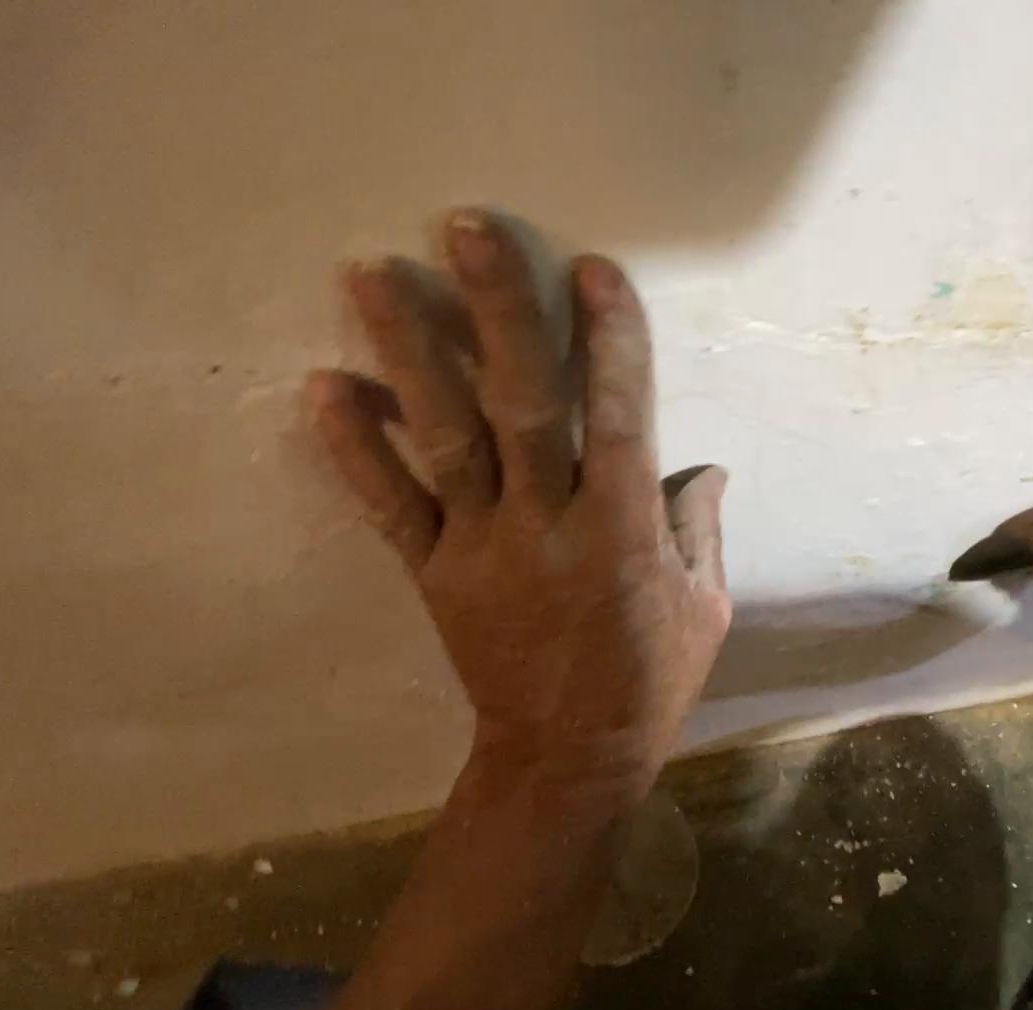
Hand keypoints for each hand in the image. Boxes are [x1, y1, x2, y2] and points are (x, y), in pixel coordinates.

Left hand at [306, 210, 729, 796]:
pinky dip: (355, 452)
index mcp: (625, 533)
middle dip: (500, 313)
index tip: (593, 271)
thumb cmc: (652, 677)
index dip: (611, 341)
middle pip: (524, 406)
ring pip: (444, 440)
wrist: (568, 756)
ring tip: (372, 273)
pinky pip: (392, 509)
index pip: (620, 418)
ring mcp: (483, 549)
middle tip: (469, 230)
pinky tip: (324, 389)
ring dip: (409, 354)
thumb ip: (701, 529)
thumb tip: (701, 467)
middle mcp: (551, 527)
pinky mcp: (436, 575)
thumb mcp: (708, 606)